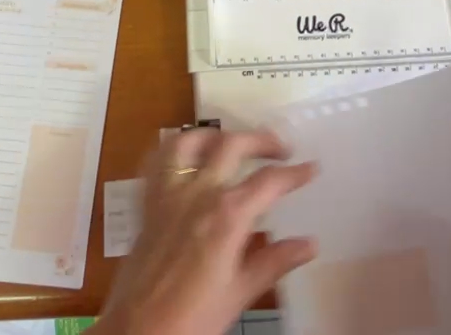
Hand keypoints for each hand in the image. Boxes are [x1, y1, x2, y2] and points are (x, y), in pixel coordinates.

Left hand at [92, 128, 317, 334]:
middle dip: (261, 140)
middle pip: (233, 144)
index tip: (312, 167)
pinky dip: (175, 148)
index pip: (269, 181)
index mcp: (227, 215)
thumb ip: (274, 262)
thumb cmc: (194, 318)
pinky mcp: (148, 201)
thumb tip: (310, 244)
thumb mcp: (240, 293)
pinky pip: (159, 159)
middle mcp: (199, 192)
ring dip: (216, 135)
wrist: (138, 331)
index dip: (295, 173)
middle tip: (281, 148)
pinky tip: (188, 155)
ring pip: (191, 140)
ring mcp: (170, 192)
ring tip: (233, 142)